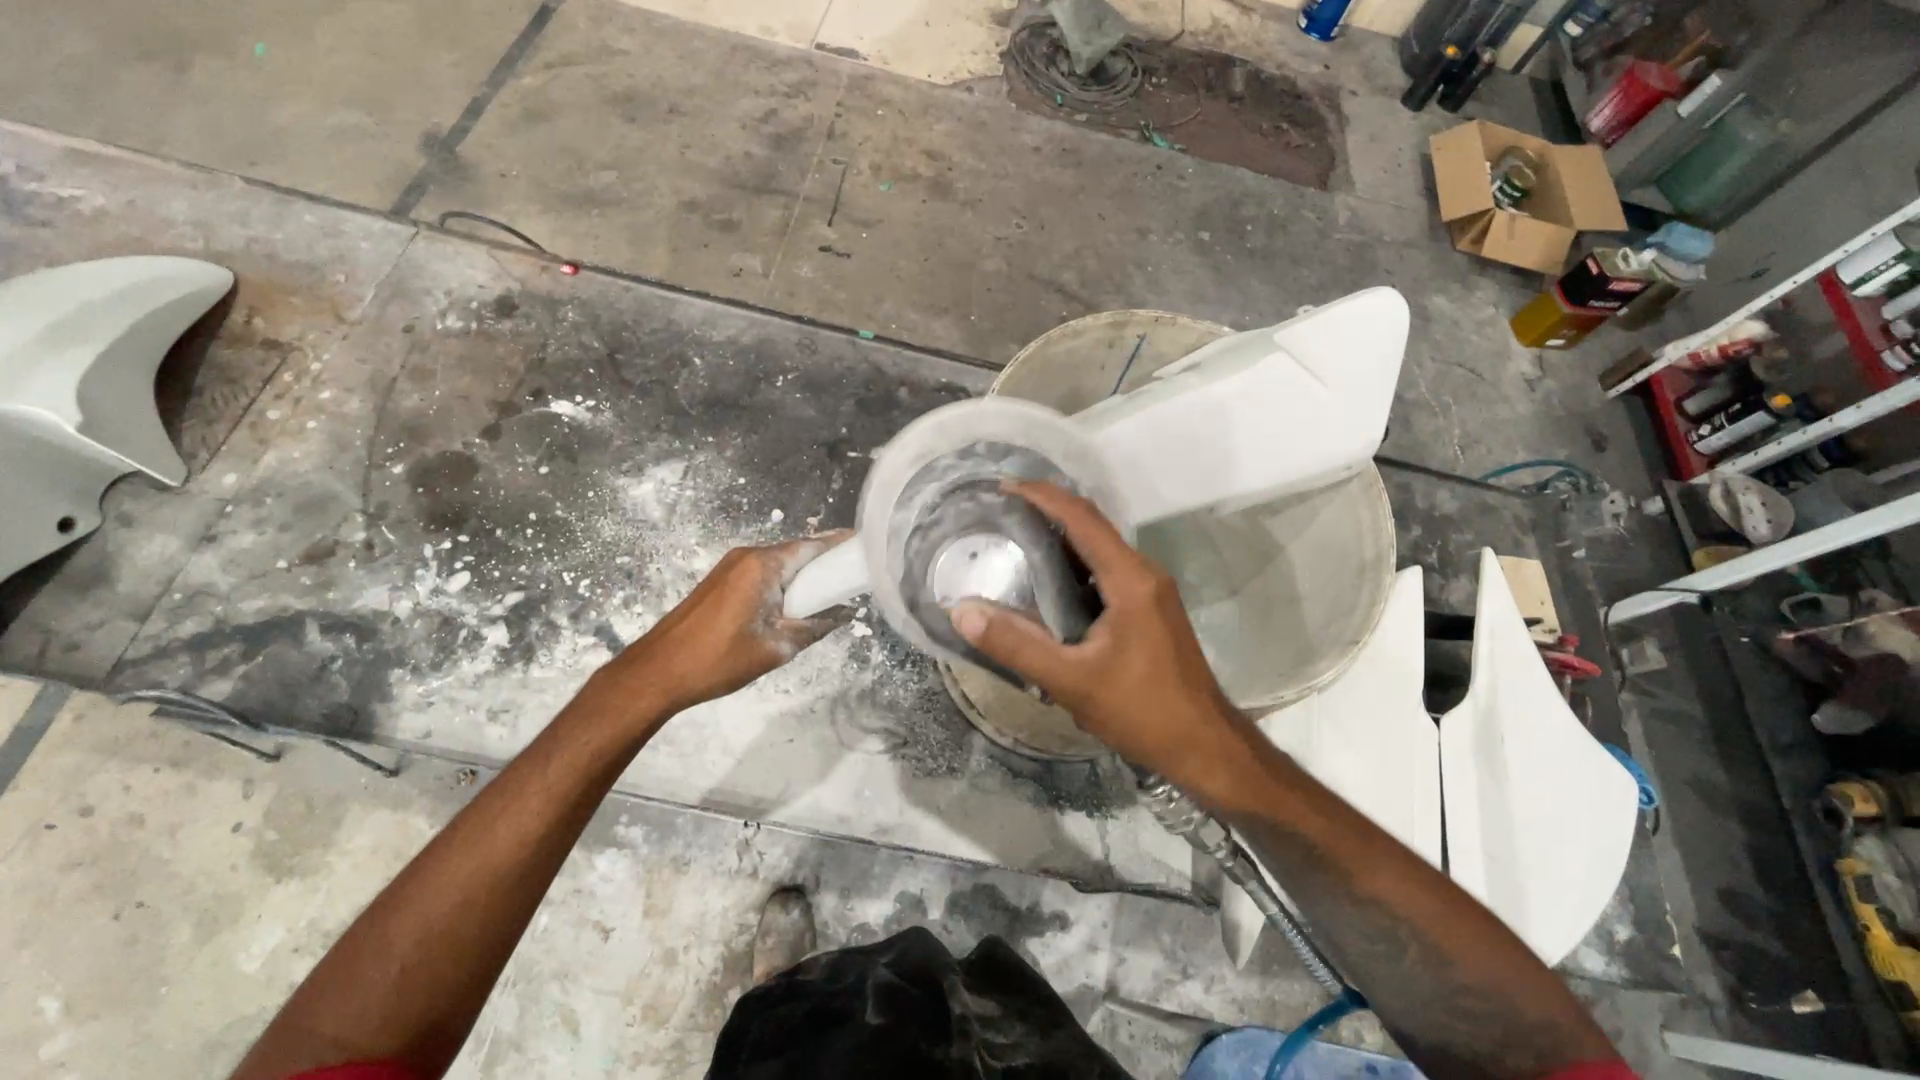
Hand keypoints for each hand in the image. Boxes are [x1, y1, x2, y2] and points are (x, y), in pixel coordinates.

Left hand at [603, 531, 853, 718]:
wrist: (657, 672)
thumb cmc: (718, 660)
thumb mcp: (776, 649)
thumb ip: (815, 627)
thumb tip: (845, 614)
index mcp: (762, 566)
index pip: (812, 546)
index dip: (842, 546)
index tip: (870, 549)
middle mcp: (747, 556)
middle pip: (797, 552)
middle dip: (826, 565)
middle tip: (857, 580)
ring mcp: (731, 567)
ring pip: (780, 565)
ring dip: (804, 578)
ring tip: (832, 598)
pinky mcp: (722, 581)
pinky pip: (764, 574)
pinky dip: (784, 585)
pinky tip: (797, 605)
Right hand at [947, 483, 1248, 787]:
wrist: (1203, 746)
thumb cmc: (1142, 710)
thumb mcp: (1071, 681)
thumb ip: (1016, 645)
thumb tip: (962, 611)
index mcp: (1130, 579)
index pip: (1082, 518)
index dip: (1042, 496)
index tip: (1003, 487)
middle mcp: (1145, 574)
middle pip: (1092, 528)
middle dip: (1047, 515)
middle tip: (999, 516)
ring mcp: (1151, 594)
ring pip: (1099, 553)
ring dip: (1060, 544)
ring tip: (1013, 545)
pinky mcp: (1150, 613)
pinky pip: (1107, 576)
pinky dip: (1074, 571)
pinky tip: (1046, 590)